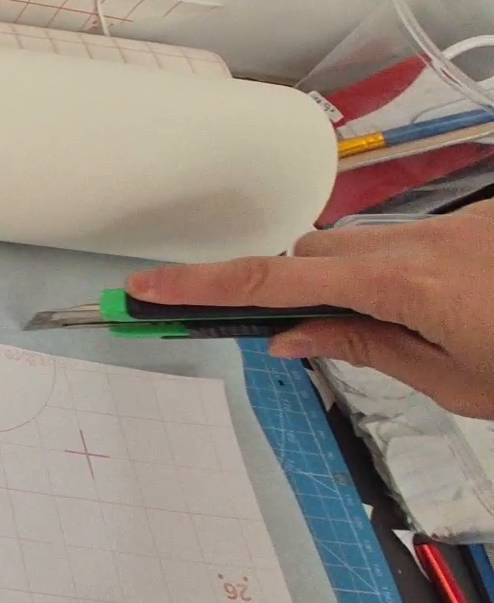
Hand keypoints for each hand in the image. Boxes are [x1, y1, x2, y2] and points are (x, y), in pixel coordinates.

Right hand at [127, 202, 493, 418]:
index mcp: (407, 286)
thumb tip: (290, 336)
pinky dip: (414, 264)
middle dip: (301, 283)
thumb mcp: (459, 382)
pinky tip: (464, 296)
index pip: (270, 282)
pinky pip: (419, 236)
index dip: (198, 285)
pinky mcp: (488, 220)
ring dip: (359, 273)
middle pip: (314, 252)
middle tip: (325, 325)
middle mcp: (427, 243)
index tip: (144, 288)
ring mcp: (463, 225)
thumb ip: (367, 347)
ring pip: (363, 241)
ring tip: (423, 316)